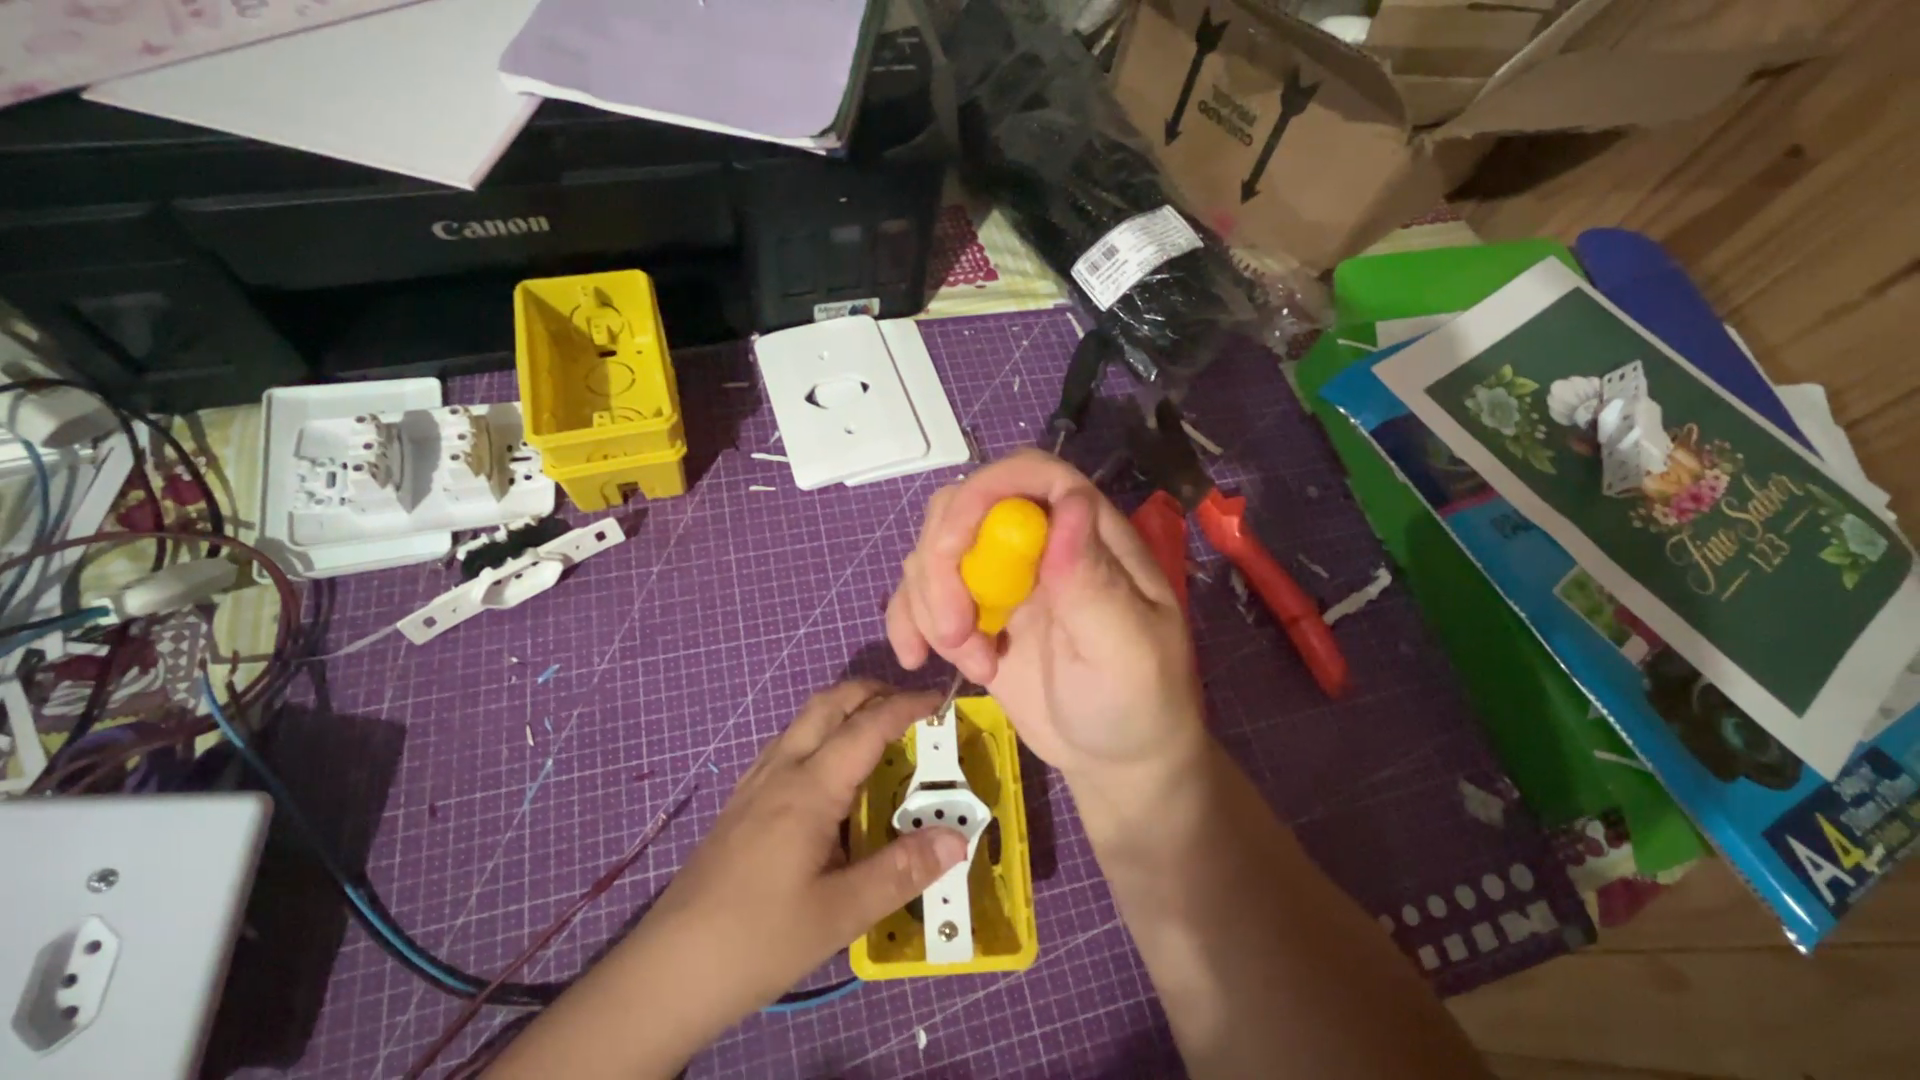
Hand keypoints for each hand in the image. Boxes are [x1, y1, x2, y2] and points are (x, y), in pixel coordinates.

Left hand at [637, 682, 966, 1016]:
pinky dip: (818, 738)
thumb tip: (957, 839)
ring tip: (879, 738)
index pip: (866, 727)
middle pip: (826, 705)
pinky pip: (785, 749)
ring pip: (801, 723)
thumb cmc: (760, 939)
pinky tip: (830, 780)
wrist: (669, 970)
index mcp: (808, 789)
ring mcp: (752, 787)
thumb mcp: (841, 913)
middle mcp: (779, 773)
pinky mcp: (739, 807)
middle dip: (871, 693)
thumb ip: (901, 871)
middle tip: (912, 709)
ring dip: (843, 712)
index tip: (942, 703)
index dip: (906, 707)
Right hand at [885, 450, 1205, 785]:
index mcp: (1087, 535)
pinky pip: (919, 595)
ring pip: (933, 552)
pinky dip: (906, 621)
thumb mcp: (1127, 649)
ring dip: (929, 606)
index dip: (982, 492)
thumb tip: (1070, 504)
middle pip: (963, 509)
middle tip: (954, 631)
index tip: (951, 547)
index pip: (1029, 475)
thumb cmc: (1138, 702)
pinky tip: (915, 657)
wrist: (1116, 758)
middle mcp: (1038, 545)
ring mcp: (1001, 579)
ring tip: (974, 665)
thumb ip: (1096, 581)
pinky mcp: (974, 615)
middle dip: (941, 565)